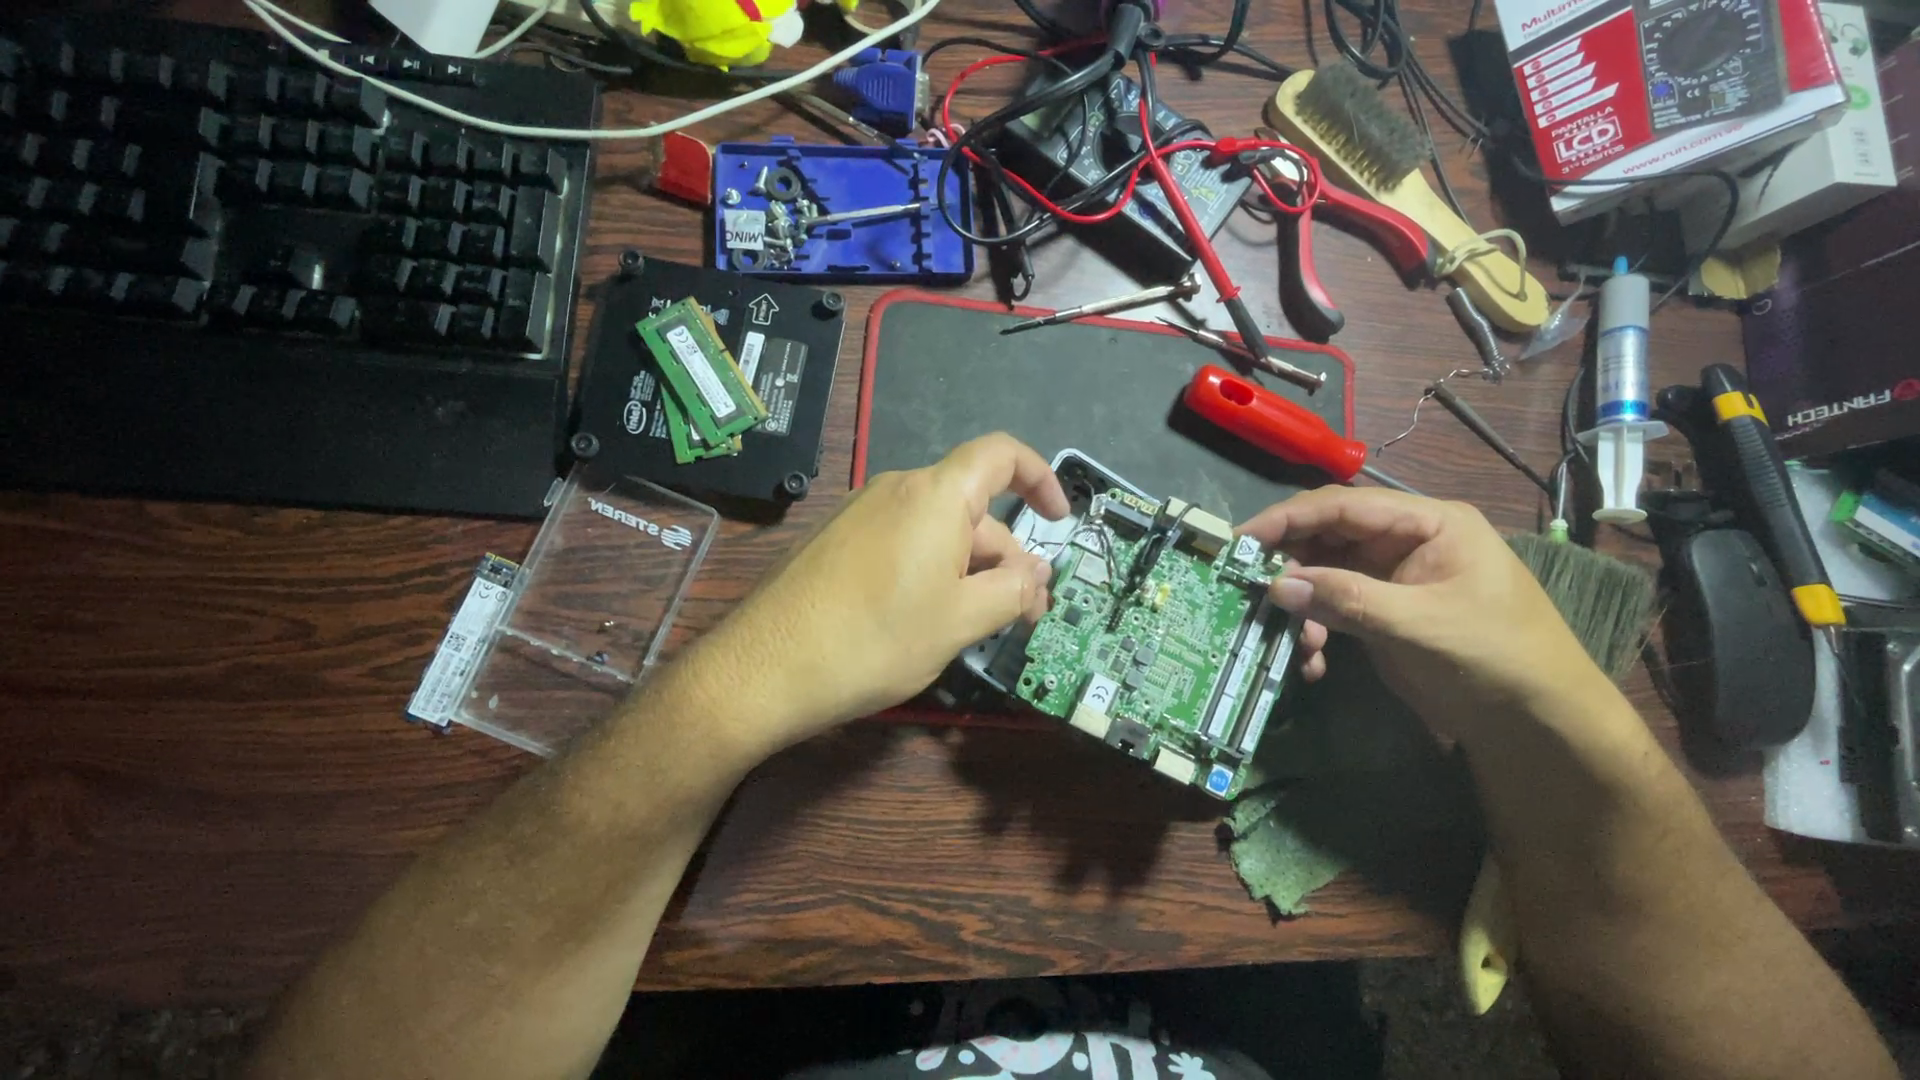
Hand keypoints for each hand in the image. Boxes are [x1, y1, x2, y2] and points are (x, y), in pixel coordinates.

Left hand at [697, 433, 1069, 753]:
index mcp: (935, 495)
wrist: (764, 669)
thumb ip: (1010, 591)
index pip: (1002, 455)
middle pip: (972, 507)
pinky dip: (932, 573)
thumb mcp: (959, 621)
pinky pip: (903, 544)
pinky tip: (929, 621)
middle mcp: (897, 490)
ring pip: (938, 531)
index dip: (1042, 478)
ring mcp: (861, 515)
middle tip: (1023, 615)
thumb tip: (1035, 573)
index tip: (1060, 521)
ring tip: (979, 626)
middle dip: (1007, 557)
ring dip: (970, 571)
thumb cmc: (874, 641)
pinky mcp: (838, 542)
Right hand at [1238, 486, 1605, 740]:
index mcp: (1428, 523)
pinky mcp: (1380, 611)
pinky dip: (1314, 631)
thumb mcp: (1421, 625)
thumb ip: (1348, 599)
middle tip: (1249, 590)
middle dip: (1289, 566)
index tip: (1241, 539)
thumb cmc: (1496, 658)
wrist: (1536, 724)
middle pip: (1327, 537)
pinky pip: (1330, 608)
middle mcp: (1404, 541)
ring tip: (1294, 644)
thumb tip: (1277, 585)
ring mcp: (1390, 577)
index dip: (1288, 518)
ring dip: (1300, 607)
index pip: (1344, 506)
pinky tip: (1312, 662)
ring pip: (1322, 575)